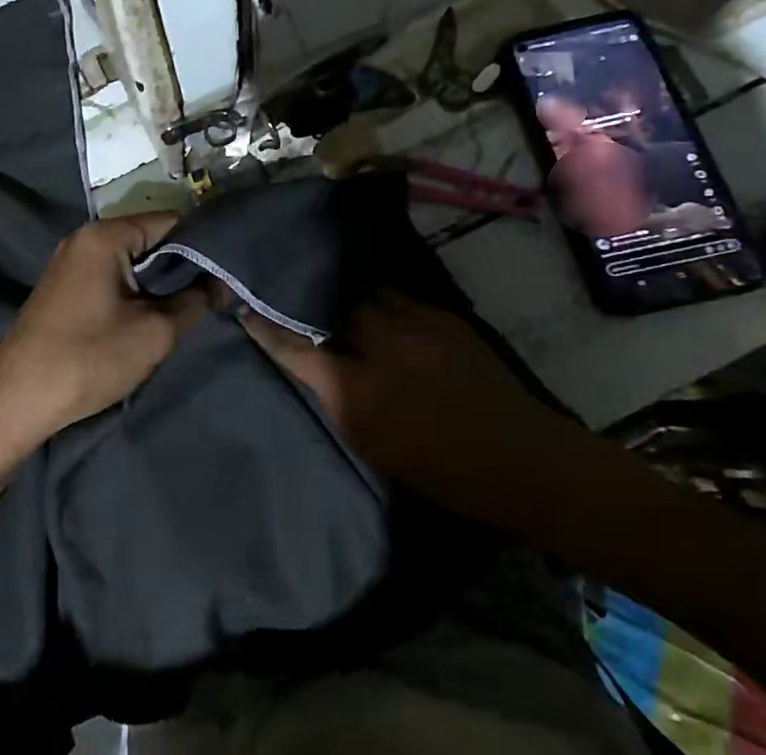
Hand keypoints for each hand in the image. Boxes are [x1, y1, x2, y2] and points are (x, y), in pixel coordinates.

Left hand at [0, 213, 209, 447]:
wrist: (17, 403)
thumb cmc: (89, 359)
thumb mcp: (155, 332)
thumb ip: (196, 300)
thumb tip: (223, 284)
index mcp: (105, 236)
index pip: (171, 222)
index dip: (205, 243)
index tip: (232, 267)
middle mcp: (85, 238)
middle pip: (151, 239)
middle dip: (184, 265)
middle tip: (218, 290)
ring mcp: (71, 262)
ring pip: (133, 260)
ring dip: (160, 281)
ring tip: (193, 304)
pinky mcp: (65, 287)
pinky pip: (113, 276)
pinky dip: (137, 290)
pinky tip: (154, 314)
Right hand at [239, 292, 540, 477]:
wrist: (519, 458)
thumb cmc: (439, 469)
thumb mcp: (372, 443)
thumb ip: (337, 398)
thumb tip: (313, 364)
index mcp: (359, 392)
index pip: (299, 350)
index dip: (269, 330)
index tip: (246, 312)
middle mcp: (384, 348)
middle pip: (333, 309)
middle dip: (313, 306)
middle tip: (300, 304)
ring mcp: (419, 327)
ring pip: (367, 296)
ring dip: (350, 301)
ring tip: (337, 301)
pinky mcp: (445, 318)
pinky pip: (399, 299)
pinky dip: (382, 303)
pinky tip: (379, 310)